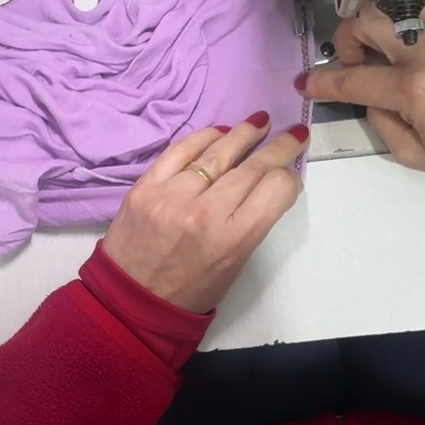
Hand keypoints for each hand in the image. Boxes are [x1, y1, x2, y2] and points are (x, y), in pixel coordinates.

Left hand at [102, 113, 308, 312]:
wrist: (130, 302)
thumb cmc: (191, 291)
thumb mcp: (234, 265)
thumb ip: (252, 224)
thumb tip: (267, 185)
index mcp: (232, 240)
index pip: (275, 189)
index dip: (289, 177)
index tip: (291, 173)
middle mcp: (204, 213)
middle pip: (252, 167)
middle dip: (279, 147)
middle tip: (293, 133)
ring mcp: (171, 197)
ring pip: (217, 152)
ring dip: (243, 134)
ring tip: (260, 123)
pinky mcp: (145, 187)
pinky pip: (180, 151)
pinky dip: (203, 137)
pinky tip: (220, 131)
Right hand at [299, 0, 424, 205]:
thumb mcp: (415, 155)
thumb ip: (379, 122)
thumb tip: (366, 93)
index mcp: (415, 91)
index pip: (351, 79)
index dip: (323, 81)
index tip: (308, 81)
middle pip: (366, 21)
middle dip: (348, 39)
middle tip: (358, 59)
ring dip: (382, 18)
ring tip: (392, 39)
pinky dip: (416, 3)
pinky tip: (420, 25)